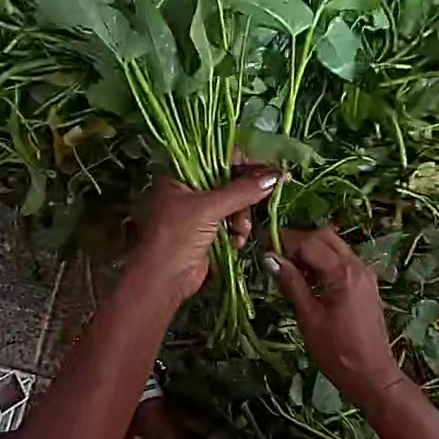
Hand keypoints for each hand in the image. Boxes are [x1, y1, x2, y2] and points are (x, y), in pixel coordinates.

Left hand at [127, 168, 281, 304]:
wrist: (162, 282)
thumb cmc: (176, 237)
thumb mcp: (208, 209)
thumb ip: (242, 191)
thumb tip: (276, 176)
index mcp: (181, 174)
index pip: (219, 156)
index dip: (245, 162)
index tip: (269, 170)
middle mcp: (190, 188)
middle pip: (231, 180)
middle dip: (246, 195)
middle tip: (265, 199)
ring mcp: (199, 211)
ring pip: (235, 203)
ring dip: (242, 217)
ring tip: (239, 230)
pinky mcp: (208, 231)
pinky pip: (233, 222)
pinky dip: (238, 230)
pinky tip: (236, 241)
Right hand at [265, 227, 411, 408]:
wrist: (371, 375)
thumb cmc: (336, 351)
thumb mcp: (308, 317)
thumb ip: (291, 283)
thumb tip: (270, 259)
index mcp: (343, 272)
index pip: (309, 243)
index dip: (285, 243)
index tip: (264, 250)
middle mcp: (357, 266)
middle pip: (325, 237)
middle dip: (299, 241)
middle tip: (276, 256)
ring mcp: (364, 273)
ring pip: (335, 247)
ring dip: (312, 250)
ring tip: (289, 268)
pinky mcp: (366, 283)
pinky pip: (343, 260)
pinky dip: (324, 261)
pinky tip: (309, 278)